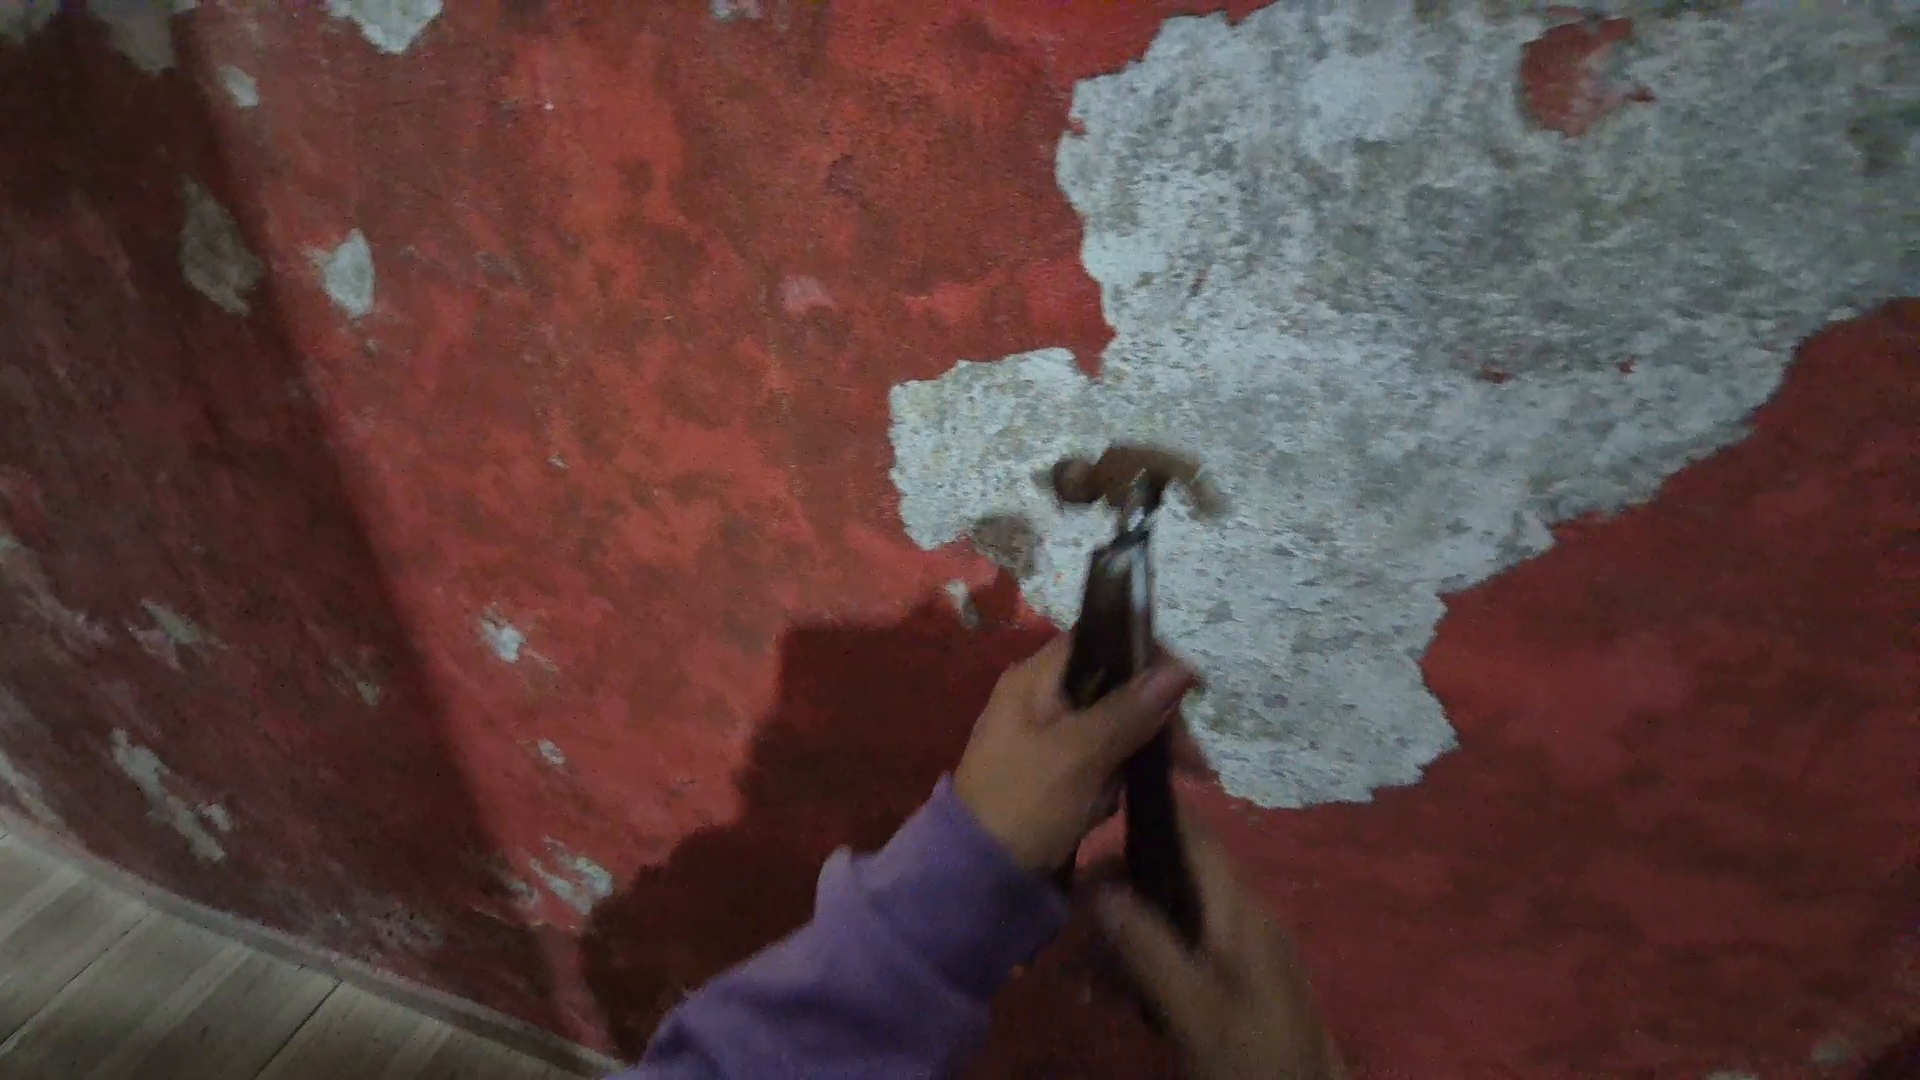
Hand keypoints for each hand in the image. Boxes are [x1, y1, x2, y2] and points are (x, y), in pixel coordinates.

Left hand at [953, 634, 1195, 874]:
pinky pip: (1097, 760)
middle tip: (1190, 762)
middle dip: (1150, 721)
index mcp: (1034, 678)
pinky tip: (1105, 808)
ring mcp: (1045, 734)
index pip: (1099, 641)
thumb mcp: (1081, 754)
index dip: (1145, 657)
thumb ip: (1130, 710)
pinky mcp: (1052, 769)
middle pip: (1112, 687)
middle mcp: (1039, 696)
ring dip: (1130, 759)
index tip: (1188, 691)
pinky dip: (1109, 782)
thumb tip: (1180, 670)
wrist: (977, 875)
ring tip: (1132, 792)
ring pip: (1111, 727)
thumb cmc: (1025, 803)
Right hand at [1096, 816, 1346, 1079]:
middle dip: (1119, 890)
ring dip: (1124, 935)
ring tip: (1082, 973)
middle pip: (1172, 874)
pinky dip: (1144, 961)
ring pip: (1170, 916)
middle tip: (1072, 918)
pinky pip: (1180, 950)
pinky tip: (1114, 993)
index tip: (1102, 809)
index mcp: (1240, 908)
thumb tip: (1100, 887)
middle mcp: (1243, 915)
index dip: (1154, 810)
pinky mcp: (1235, 980)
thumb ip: (1148, 947)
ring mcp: (1241, 949)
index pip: (1196, 833)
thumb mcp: (1195, 1010)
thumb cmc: (1254, 1061)